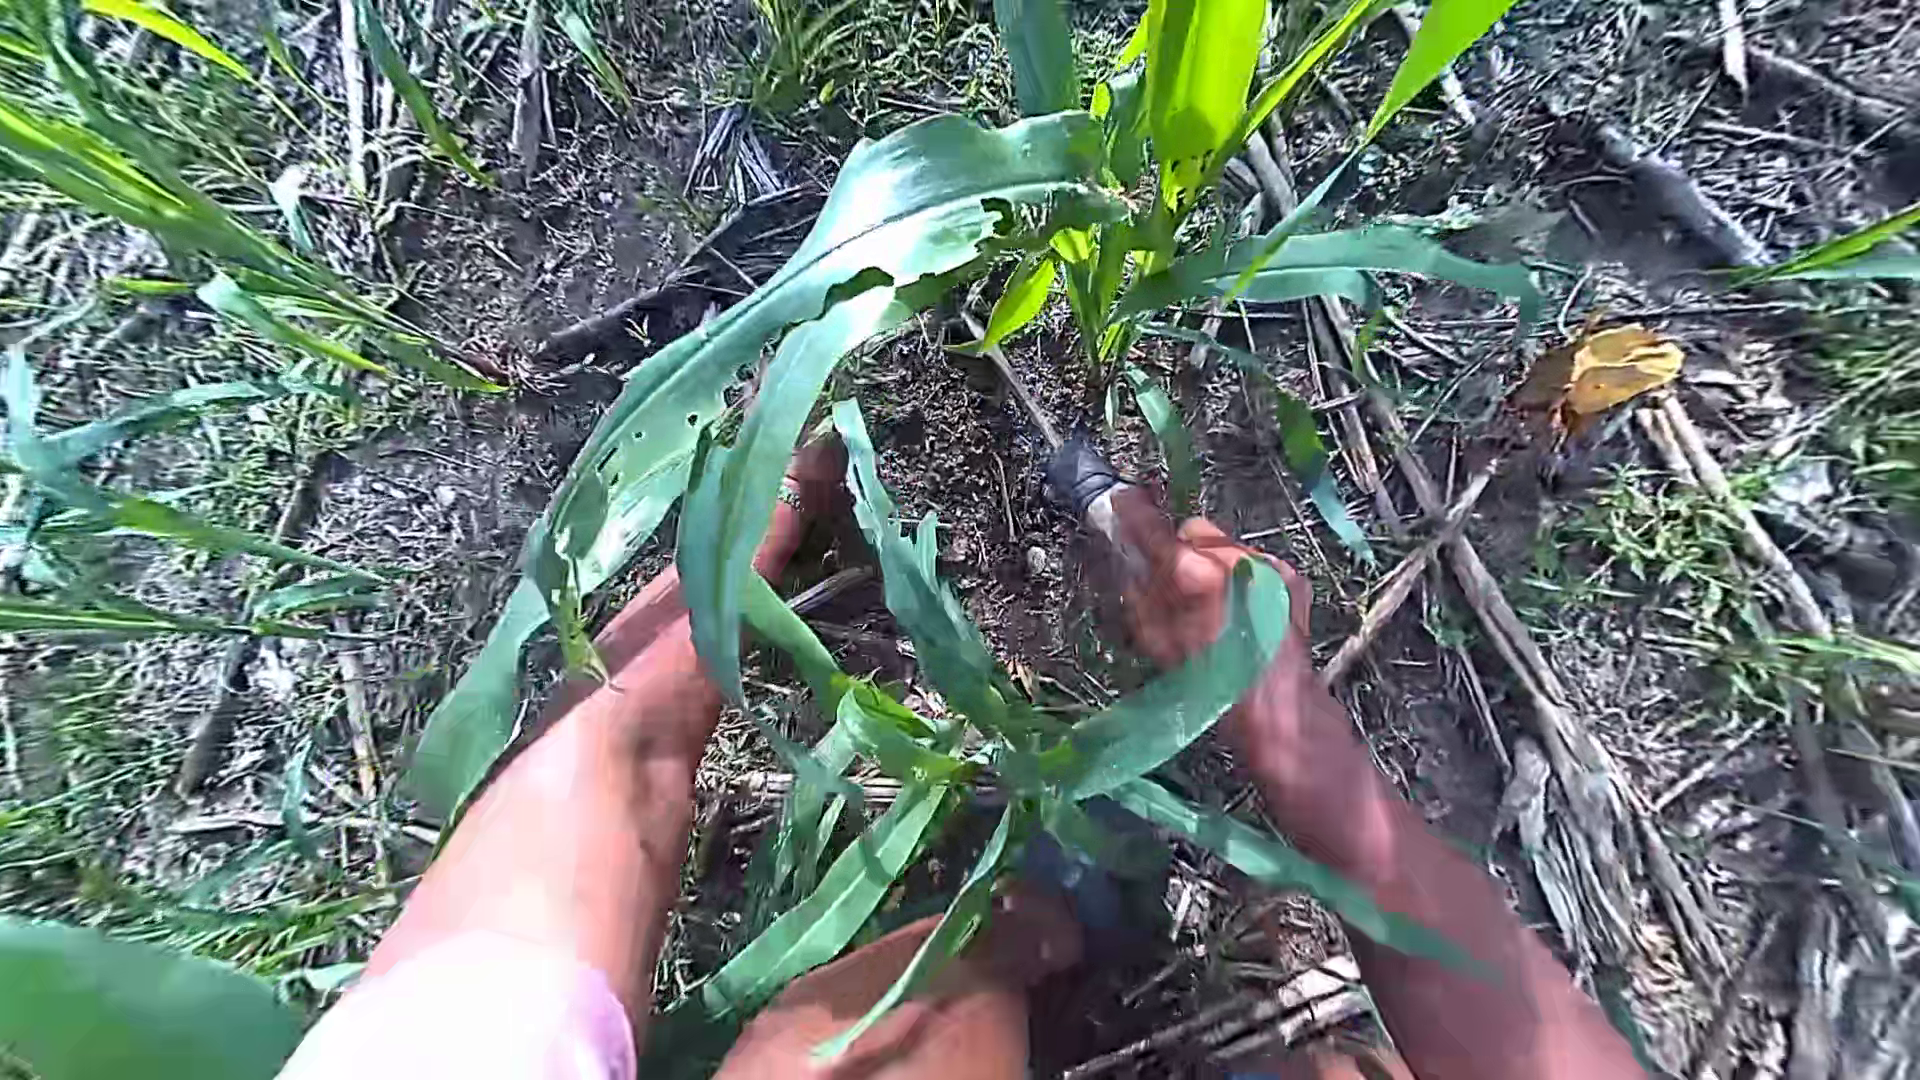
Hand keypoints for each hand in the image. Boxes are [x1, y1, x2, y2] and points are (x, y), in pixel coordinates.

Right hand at [1112, 498, 1311, 675]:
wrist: (1276, 705)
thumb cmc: (1215, 685)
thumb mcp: (1156, 640)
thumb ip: (1138, 592)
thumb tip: (1129, 563)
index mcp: (1196, 575)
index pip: (1154, 529)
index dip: (1132, 514)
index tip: (1121, 501)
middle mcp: (1235, 560)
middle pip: (1191, 530)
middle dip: (1177, 550)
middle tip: (1172, 583)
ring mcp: (1266, 566)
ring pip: (1221, 543)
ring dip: (1207, 562)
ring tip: (1208, 602)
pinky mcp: (1286, 575)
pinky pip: (1248, 559)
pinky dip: (1235, 574)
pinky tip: (1234, 606)